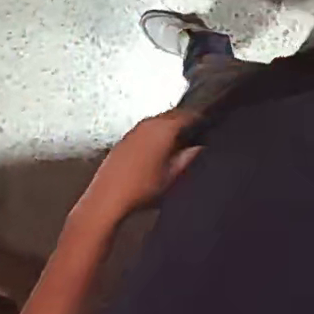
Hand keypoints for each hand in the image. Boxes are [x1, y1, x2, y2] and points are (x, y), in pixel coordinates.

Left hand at [68, 110, 201, 232]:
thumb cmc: (142, 189)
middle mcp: (149, 123)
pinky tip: (156, 150)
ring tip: (177, 142)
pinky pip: (146, 129)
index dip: (199, 119)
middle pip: (172, 114)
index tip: (207, 125)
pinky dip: (155, 133)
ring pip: (158, 121)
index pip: (188, 115)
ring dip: (169, 127)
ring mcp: (135, 129)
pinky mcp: (124, 138)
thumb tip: (199, 148)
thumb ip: (188, 158)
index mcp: (164, 128)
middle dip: (184, 121)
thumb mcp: (172, 177)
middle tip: (194, 132)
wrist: (107, 199)